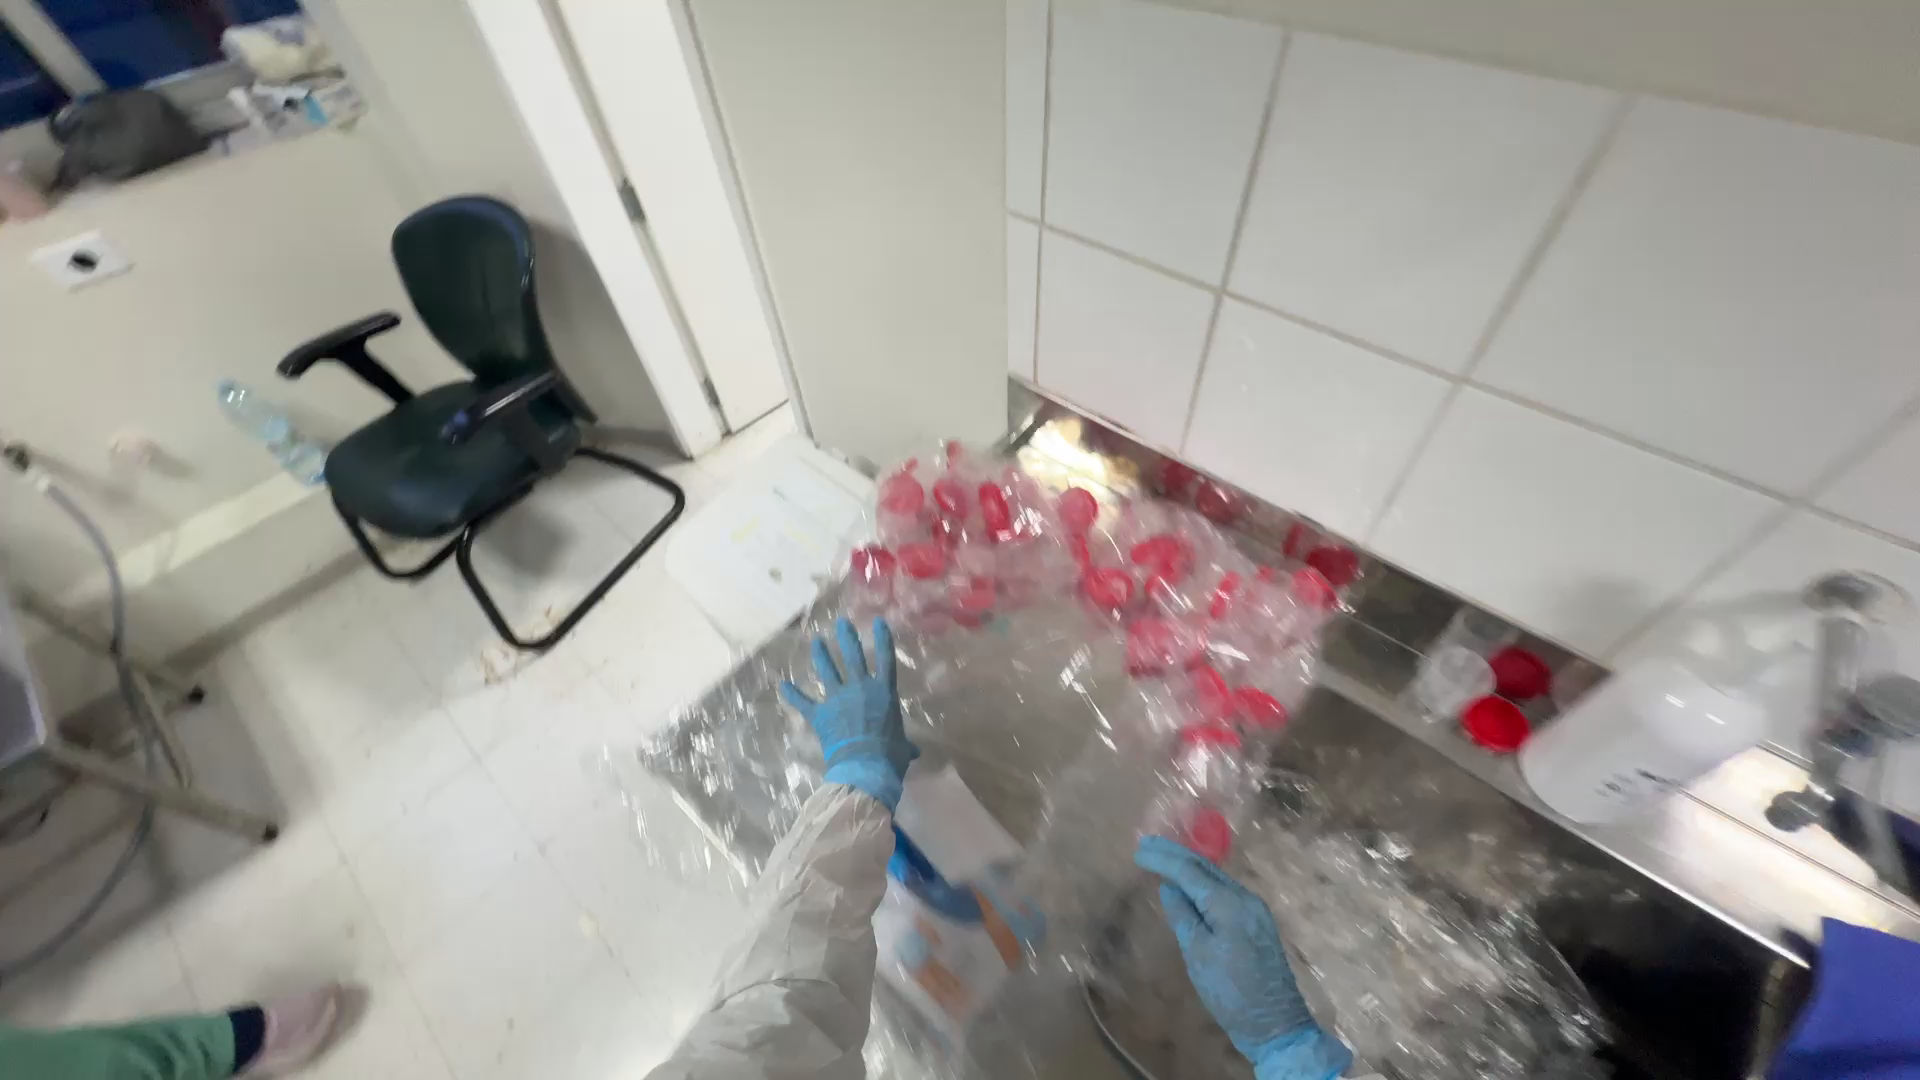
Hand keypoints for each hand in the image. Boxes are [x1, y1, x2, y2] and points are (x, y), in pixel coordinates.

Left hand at [780, 617, 919, 811]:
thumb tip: (914, 753)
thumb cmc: (890, 755)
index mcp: (884, 692)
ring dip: (821, 655)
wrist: (865, 767)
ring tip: (817, 641)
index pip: (885, 659)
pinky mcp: (820, 715)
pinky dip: (792, 694)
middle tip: (842, 622)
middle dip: (847, 638)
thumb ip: (905, 745)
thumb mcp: (902, 747)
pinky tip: (782, 685)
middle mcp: (860, 688)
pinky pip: (804, 702)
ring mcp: (838, 699)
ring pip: (828, 671)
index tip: (879, 621)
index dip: (883, 639)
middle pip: (853, 657)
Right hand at [1134, 835, 1352, 1079]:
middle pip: (1204, 867)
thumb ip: (1183, 916)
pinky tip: (1188, 880)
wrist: (1278, 1029)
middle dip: (1174, 853)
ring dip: (1187, 864)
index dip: (1163, 859)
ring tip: (1162, 854)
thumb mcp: (1199, 956)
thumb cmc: (1232, 994)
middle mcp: (1245, 898)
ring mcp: (1254, 909)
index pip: (1190, 872)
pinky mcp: (1256, 921)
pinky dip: (1201, 880)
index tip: (1138, 851)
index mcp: (1230, 905)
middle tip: (1146, 843)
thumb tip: (1169, 886)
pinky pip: (1224, 889)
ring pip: (1215, 876)